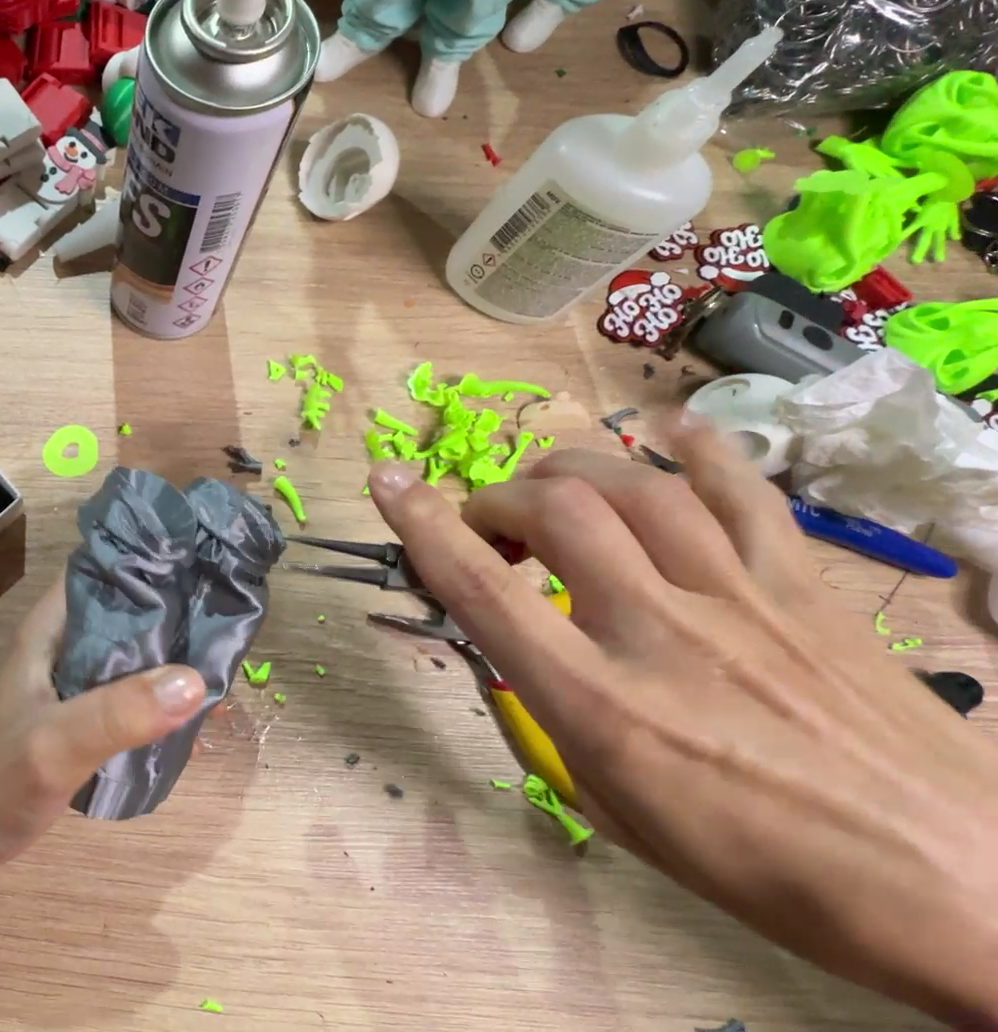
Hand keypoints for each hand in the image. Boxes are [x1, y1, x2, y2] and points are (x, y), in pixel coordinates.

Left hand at [0, 577, 206, 865]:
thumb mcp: (56, 746)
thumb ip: (119, 713)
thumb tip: (194, 679)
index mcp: (46, 632)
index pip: (100, 572)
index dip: (148, 562)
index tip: (204, 564)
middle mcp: (59, 647)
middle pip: (122, 610)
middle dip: (171, 609)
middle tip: (229, 615)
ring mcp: (67, 683)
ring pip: (127, 653)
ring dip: (167, 654)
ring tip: (224, 656)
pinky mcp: (76, 717)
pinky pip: (125, 692)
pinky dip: (155, 693)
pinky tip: (192, 708)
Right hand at [367, 418, 997, 1023]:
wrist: (959, 891)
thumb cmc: (756, 866)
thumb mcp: (612, 808)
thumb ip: (549, 717)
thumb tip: (513, 651)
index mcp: (600, 704)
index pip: (482, 590)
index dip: (420, 526)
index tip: (386, 485)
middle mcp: (660, 633)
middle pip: (555, 512)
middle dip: (497, 501)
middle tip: (491, 529)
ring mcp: (741, 601)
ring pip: (634, 489)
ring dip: (569, 475)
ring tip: (552, 495)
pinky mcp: (806, 589)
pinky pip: (742, 493)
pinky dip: (693, 450)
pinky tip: (663, 435)